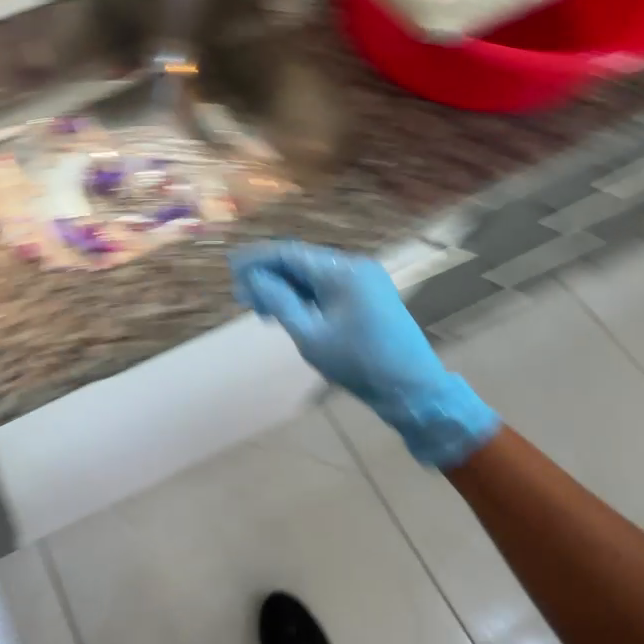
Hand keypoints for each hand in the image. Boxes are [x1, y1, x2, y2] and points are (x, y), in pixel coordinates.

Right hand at [231, 241, 499, 467]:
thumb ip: (279, 301)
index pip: (289, 253)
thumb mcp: (310, 335)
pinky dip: (305, 295)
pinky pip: (328, 285)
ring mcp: (365, 279)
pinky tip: (287, 311)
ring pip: (313, 274)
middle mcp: (355, 266)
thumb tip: (253, 278)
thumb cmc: (358, 364)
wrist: (413, 390)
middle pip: (300, 261)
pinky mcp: (370, 294)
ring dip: (285, 286)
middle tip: (241, 297)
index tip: (230, 269)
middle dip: (269, 275)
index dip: (256, 259)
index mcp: (342, 272)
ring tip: (260, 309)